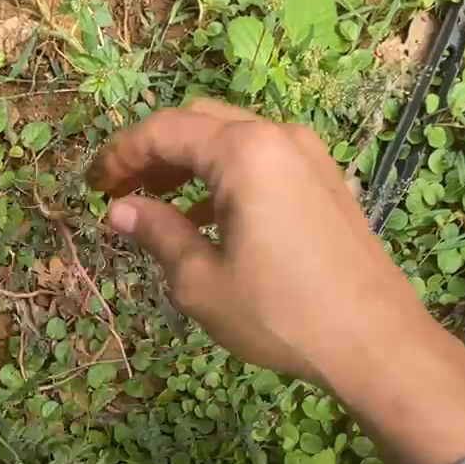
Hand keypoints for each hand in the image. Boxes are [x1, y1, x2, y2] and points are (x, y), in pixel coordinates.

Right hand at [88, 100, 464, 463]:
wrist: (371, 340)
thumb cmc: (276, 313)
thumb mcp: (200, 281)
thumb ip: (157, 235)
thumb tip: (119, 210)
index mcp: (244, 154)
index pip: (166, 130)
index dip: (122, 154)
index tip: (93, 185)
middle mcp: (279, 138)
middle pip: (200, 123)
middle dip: (153, 153)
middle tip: (120, 192)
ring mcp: (308, 157)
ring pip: (232, 141)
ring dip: (187, 166)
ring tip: (154, 207)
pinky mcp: (323, 182)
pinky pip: (260, 163)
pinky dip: (221, 179)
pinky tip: (204, 219)